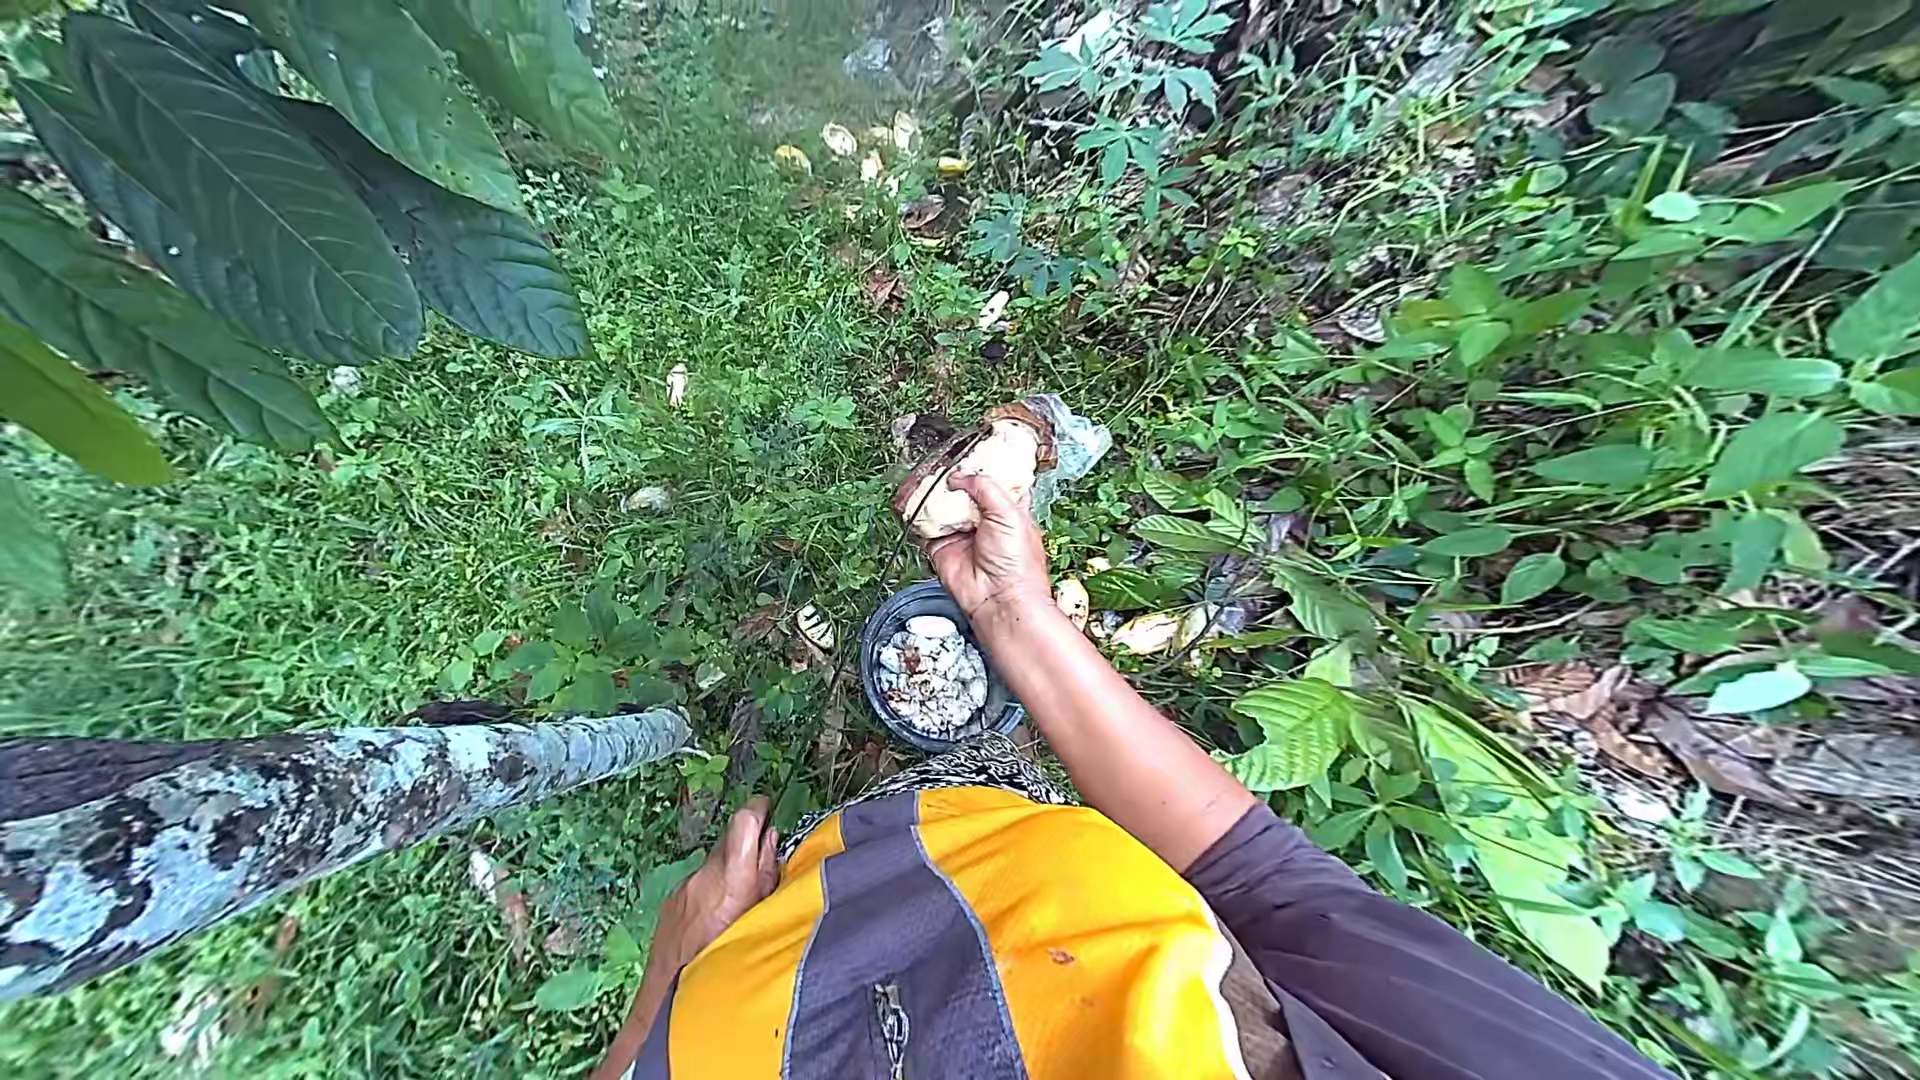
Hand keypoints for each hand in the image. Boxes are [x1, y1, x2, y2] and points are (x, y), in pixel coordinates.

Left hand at [647, 797, 778, 974]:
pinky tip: (714, 926)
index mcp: (730, 876)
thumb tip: (770, 839)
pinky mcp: (668, 908)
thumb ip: (768, 874)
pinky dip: (708, 896)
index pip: (743, 820)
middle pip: (728, 843)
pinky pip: (695, 889)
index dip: (757, 810)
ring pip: (712, 868)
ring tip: (738, 909)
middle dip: (745, 850)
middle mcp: (702, 876)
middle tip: (761, 872)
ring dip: (726, 877)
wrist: (669, 1013)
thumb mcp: (764, 918)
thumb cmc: (728, 968)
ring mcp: (681, 892)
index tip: (767, 809)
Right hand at [925, 471, 1051, 631]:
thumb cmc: (1017, 564)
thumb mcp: (1009, 513)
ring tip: (921, 477)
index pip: (992, 482)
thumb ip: (985, 488)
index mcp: (1007, 510)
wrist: (999, 599)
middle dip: (950, 478)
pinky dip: (915, 513)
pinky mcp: (940, 546)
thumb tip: (960, 476)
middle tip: (939, 463)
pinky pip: (923, 526)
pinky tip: (911, 499)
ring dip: (931, 493)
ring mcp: (960, 533)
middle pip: (962, 491)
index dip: (980, 468)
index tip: (966, 452)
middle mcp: (983, 520)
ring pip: (940, 506)